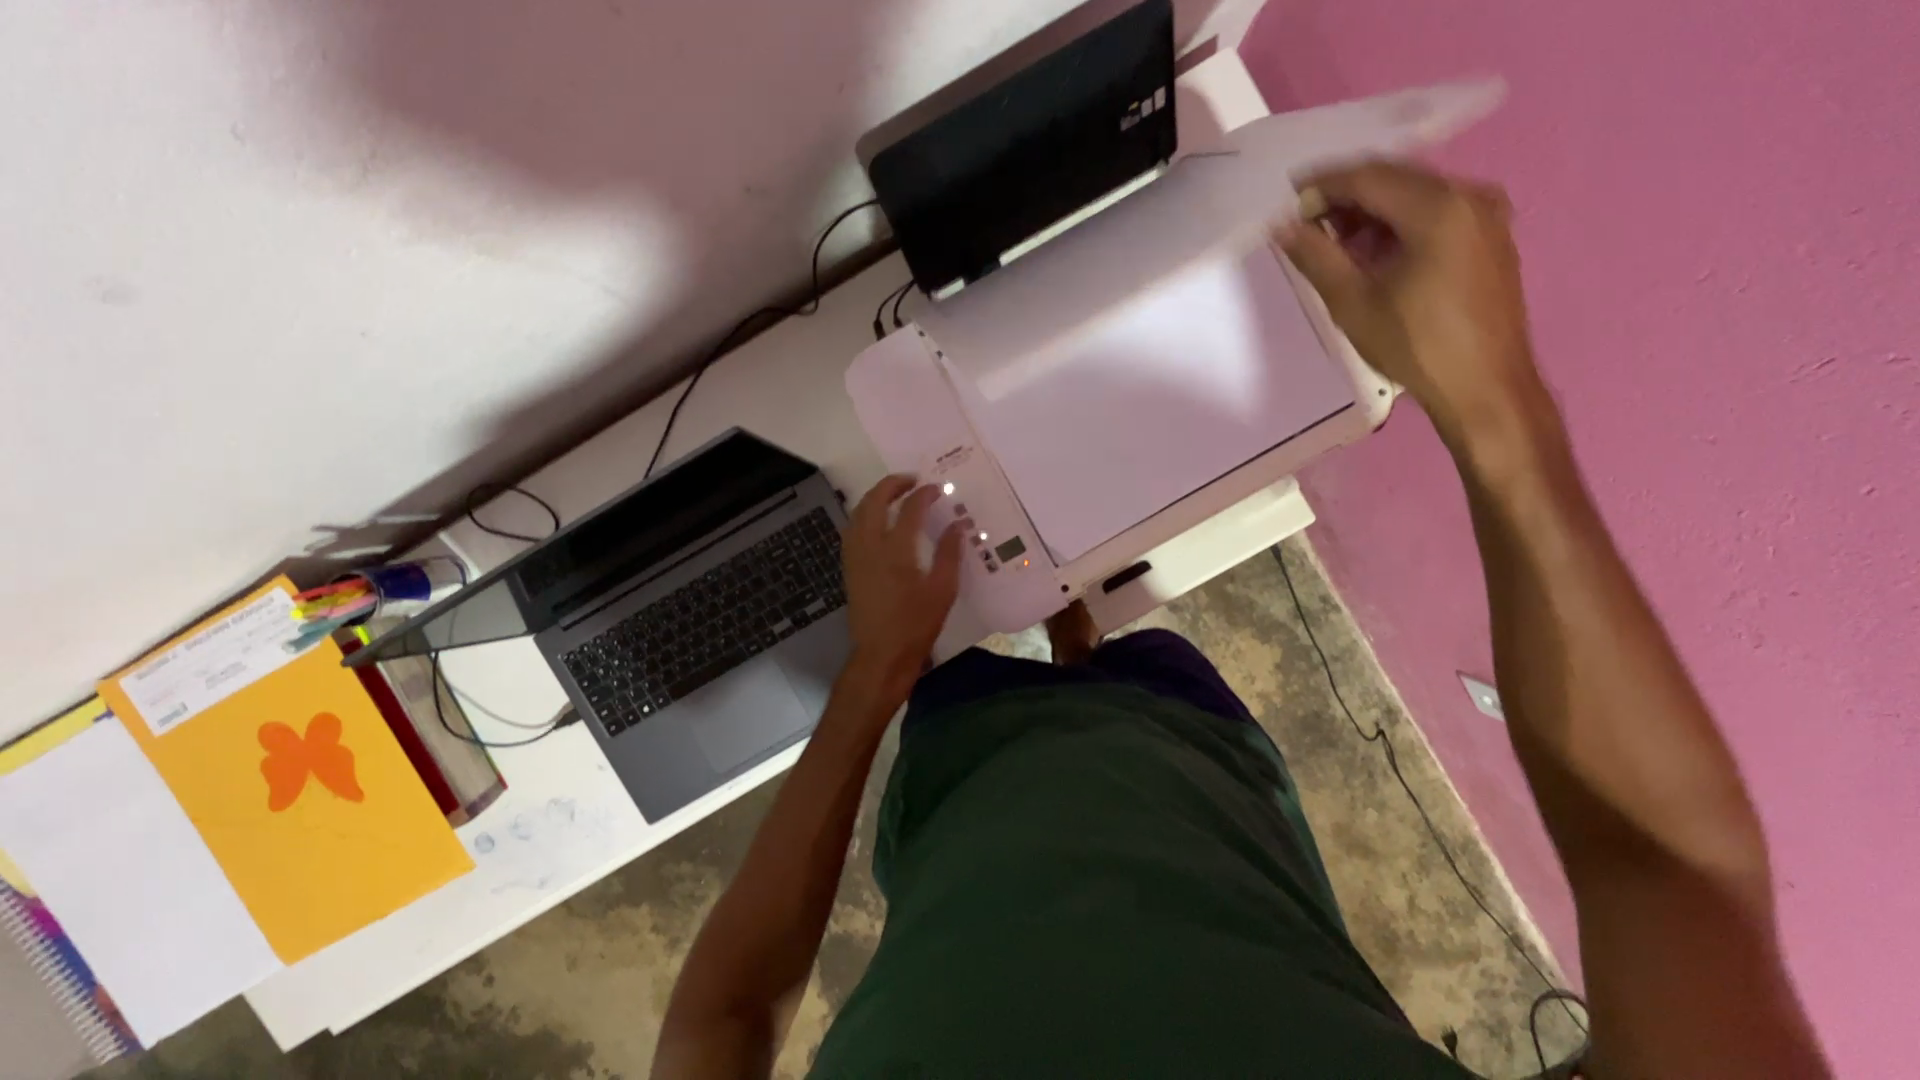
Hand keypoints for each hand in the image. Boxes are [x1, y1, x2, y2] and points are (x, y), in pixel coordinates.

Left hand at [839, 475, 963, 701]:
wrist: (881, 655)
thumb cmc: (916, 625)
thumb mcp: (943, 591)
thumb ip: (950, 554)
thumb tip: (958, 525)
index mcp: (896, 550)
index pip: (910, 509)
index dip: (924, 494)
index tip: (937, 489)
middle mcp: (870, 546)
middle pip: (875, 501)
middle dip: (893, 485)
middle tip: (912, 481)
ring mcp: (855, 556)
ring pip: (859, 513)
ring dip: (876, 497)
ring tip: (895, 495)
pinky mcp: (849, 567)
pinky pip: (852, 529)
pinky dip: (865, 515)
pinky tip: (877, 520)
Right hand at [1273, 161, 1552, 451]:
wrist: (1485, 388)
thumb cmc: (1416, 347)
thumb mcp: (1353, 303)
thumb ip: (1316, 256)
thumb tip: (1284, 225)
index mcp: (1437, 207)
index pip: (1367, 176)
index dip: (1323, 183)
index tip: (1288, 199)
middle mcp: (1469, 196)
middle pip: (1394, 178)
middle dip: (1346, 195)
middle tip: (1307, 222)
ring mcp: (1486, 215)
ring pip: (1415, 193)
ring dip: (1372, 210)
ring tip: (1335, 241)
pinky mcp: (1490, 236)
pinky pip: (1436, 211)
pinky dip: (1400, 222)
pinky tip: (1374, 251)